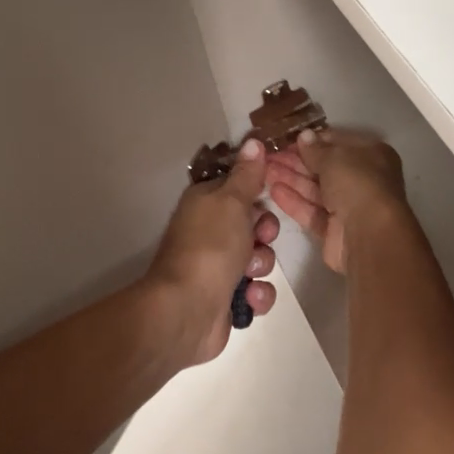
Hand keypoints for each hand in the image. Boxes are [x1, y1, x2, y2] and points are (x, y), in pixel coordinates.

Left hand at [144, 138, 279, 366]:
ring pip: (259, 258)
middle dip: (265, 233)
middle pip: (255, 224)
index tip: (268, 198)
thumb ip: (247, 174)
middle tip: (261, 239)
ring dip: (262, 266)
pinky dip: (257, 295)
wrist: (185, 312)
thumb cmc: (210, 247)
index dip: (258, 193)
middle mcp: (211, 233)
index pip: (241, 188)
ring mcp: (218, 268)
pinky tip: (250, 299)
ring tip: (250, 276)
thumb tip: (253, 141)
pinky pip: (256, 290)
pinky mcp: (227, 299)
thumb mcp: (232, 201)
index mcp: (206, 203)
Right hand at [264, 128, 408, 273]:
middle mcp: (363, 179)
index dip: (313, 141)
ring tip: (264, 170)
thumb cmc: (358, 184)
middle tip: (269, 155)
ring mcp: (349, 206)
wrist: (370, 235)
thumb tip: (304, 136)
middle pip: (325, 167)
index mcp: (372, 155)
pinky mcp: (335, 230)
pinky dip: (295, 201)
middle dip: (297, 161)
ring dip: (291, 179)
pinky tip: (274, 191)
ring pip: (316, 189)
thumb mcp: (335, 158)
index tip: (288, 139)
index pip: (338, 143)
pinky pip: (313, 211)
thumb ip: (316, 149)